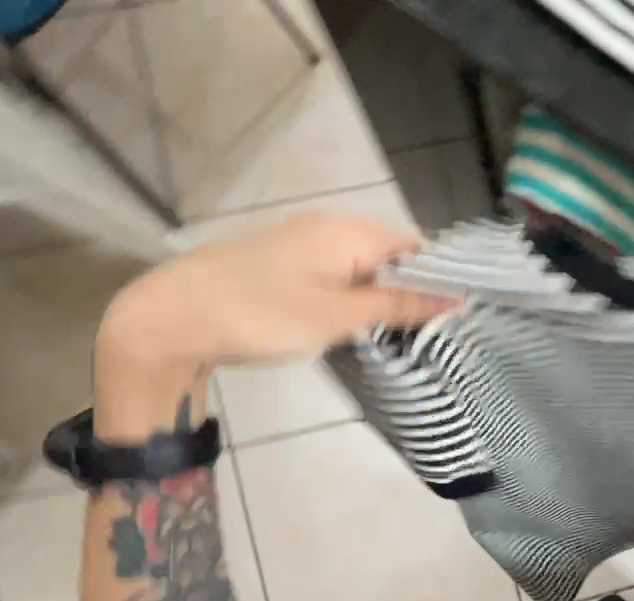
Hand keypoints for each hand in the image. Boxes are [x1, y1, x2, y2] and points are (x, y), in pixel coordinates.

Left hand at [99, 214, 456, 374]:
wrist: (176, 319)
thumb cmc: (266, 314)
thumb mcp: (341, 315)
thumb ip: (399, 306)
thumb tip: (454, 298)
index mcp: (347, 232)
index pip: (414, 245)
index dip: (439, 276)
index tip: (456, 316)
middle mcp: (327, 229)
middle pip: (389, 256)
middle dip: (413, 291)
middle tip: (432, 336)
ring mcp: (302, 245)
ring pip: (362, 268)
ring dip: (383, 299)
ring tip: (401, 337)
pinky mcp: (284, 265)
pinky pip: (337, 277)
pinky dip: (354, 299)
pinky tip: (357, 328)